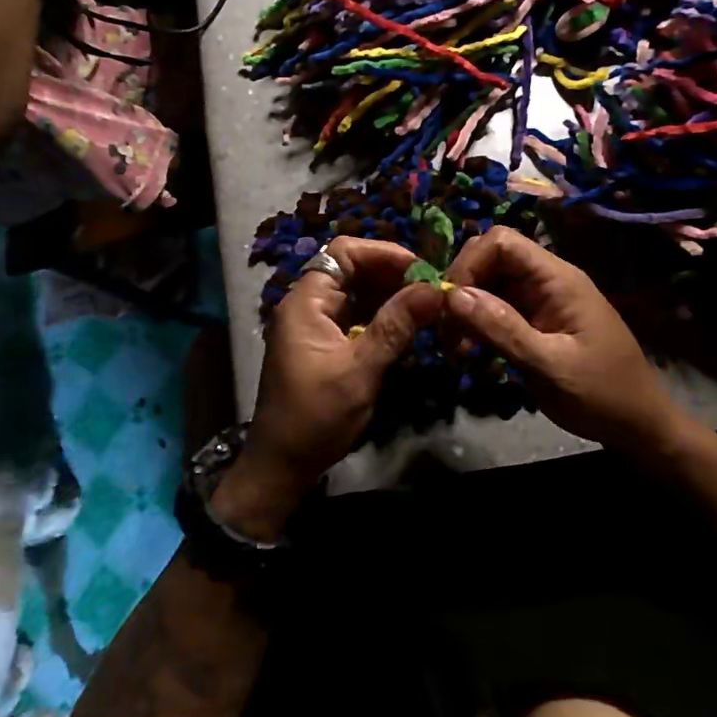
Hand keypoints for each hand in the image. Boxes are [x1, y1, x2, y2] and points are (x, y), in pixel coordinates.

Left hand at [214, 238, 443, 537]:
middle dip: (392, 274)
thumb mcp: (360, 371)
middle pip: (352, 269)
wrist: (282, 463)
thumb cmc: (315, 417)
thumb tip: (434, 289)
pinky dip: (381, 316)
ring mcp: (316, 325)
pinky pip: (356, 316)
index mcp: (306, 302)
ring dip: (390, 295)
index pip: (344, 253)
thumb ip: (395, 326)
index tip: (422, 270)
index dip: (384, 254)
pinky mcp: (325, 344)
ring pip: (357, 293)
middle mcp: (308, 305)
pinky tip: (409, 325)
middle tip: (432, 290)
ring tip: (428, 306)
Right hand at [442, 227, 698, 453]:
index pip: (502, 242)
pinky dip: (475, 326)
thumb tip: (451, 295)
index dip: (469, 264)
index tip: (449, 305)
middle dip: (461, 288)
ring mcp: (539, 300)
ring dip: (464, 311)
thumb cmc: (601, 394)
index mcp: (558, 279)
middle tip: (445, 331)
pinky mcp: (533, 321)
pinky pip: (495, 310)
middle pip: (490, 259)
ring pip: (487, 285)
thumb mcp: (549, 365)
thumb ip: (501, 328)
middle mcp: (546, 280)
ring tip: (454, 349)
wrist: (637, 425)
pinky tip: (468, 353)